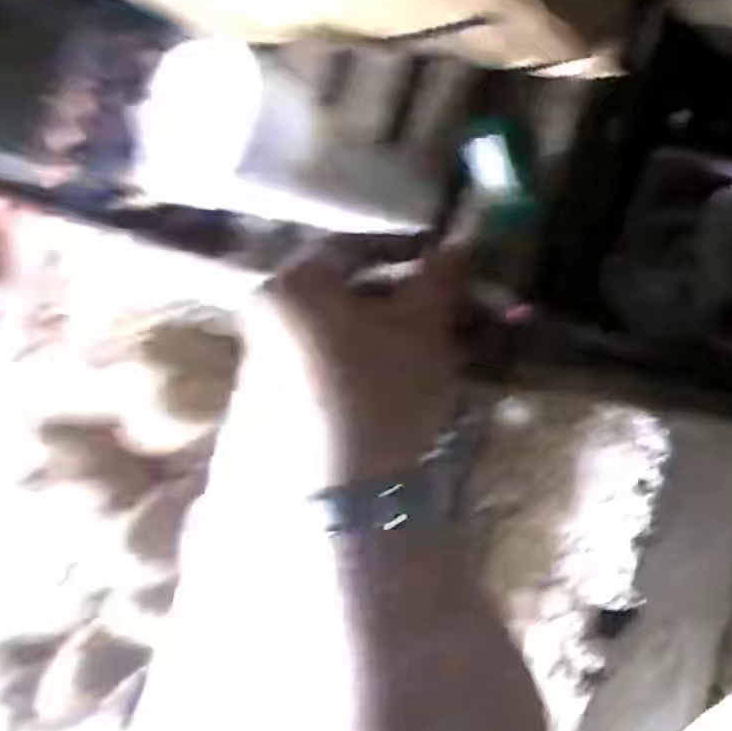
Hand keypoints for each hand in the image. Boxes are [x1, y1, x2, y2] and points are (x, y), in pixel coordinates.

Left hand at [236, 235, 467, 486]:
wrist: (336, 489)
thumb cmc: (383, 387)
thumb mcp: (424, 326)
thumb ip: (442, 279)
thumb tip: (463, 241)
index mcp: (293, 288)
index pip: (352, 245)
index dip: (406, 246)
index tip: (448, 258)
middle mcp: (267, 319)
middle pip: (351, 292)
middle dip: (413, 297)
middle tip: (461, 311)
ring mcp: (268, 366)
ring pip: (348, 331)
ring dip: (402, 332)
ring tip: (451, 351)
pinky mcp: (279, 407)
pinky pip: (339, 365)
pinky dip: (380, 362)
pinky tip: (415, 384)